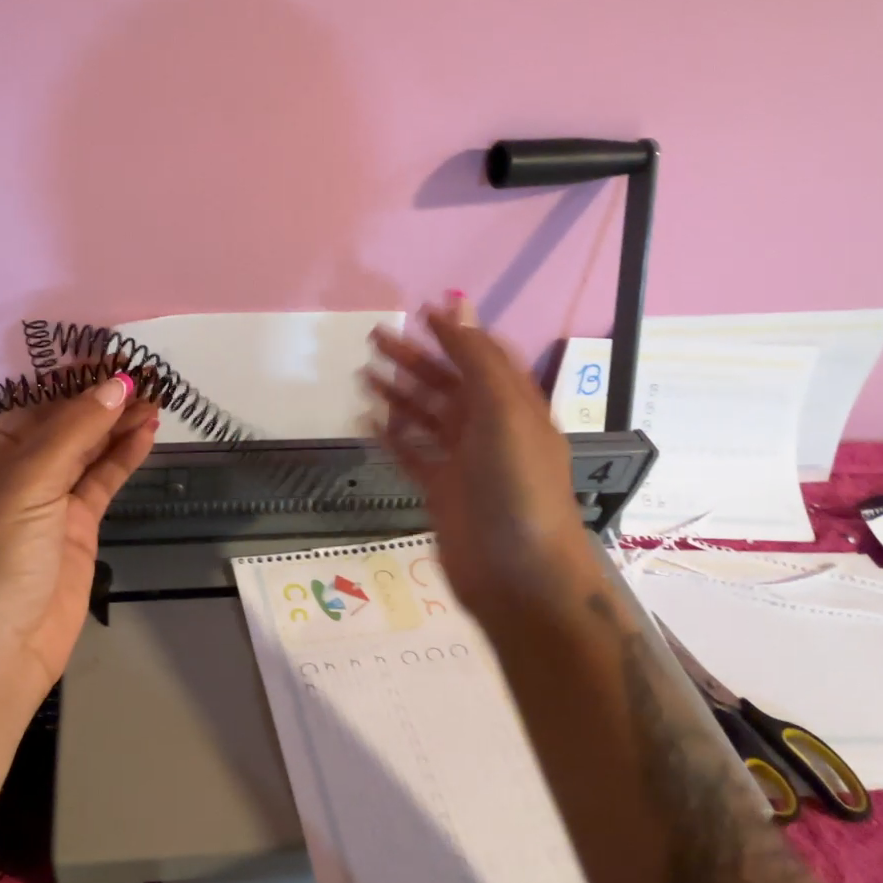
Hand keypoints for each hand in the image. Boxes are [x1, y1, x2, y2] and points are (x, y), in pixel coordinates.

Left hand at [0, 374, 156, 708]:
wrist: (0, 647)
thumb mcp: (28, 481)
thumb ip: (75, 430)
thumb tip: (118, 383)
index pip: (31, 402)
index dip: (69, 378)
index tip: (111, 355)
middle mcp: (15, 470)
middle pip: (63, 422)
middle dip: (100, 398)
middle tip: (146, 371)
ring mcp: (48, 499)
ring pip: (88, 449)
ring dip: (118, 423)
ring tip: (157, 395)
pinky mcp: (77, 525)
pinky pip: (102, 479)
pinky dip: (124, 455)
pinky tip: (147, 430)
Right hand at [363, 298, 590, 610]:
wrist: (519, 576)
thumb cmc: (518, 488)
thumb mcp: (504, 413)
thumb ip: (477, 360)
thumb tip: (455, 306)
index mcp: (514, 406)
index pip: (484, 357)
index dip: (456, 332)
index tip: (420, 310)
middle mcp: (489, 429)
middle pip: (447, 383)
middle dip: (414, 358)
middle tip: (374, 338)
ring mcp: (463, 462)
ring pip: (425, 416)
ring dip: (397, 392)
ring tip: (363, 374)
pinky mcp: (439, 490)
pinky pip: (410, 454)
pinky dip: (390, 436)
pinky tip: (366, 420)